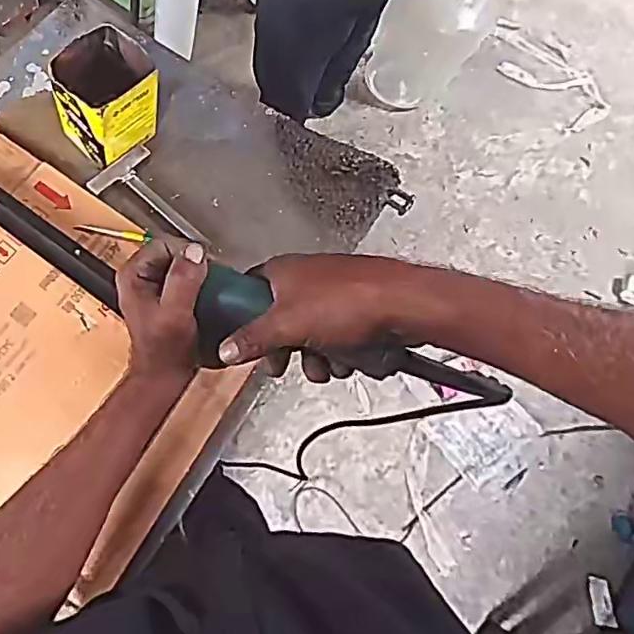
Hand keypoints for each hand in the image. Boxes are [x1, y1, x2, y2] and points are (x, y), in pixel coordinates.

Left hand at [115, 239, 207, 386]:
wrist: (164, 375)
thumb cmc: (163, 351)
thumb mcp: (175, 313)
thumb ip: (183, 280)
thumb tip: (194, 252)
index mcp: (132, 275)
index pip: (163, 243)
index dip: (187, 251)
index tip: (204, 263)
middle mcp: (139, 277)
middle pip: (172, 251)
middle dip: (194, 260)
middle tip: (208, 274)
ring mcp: (151, 286)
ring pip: (179, 263)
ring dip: (197, 270)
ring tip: (208, 283)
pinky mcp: (165, 295)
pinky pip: (184, 276)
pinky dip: (197, 280)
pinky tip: (205, 291)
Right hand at [216, 254, 436, 380]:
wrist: (405, 305)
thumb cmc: (353, 300)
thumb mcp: (288, 326)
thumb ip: (253, 339)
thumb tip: (228, 348)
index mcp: (282, 271)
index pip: (247, 291)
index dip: (241, 317)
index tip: (239, 340)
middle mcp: (305, 278)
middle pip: (279, 320)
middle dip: (285, 348)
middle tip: (284, 362)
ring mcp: (331, 294)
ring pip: (310, 334)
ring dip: (316, 356)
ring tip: (328, 362)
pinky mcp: (355, 310)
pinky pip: (336, 338)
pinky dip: (340, 352)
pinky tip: (348, 358)